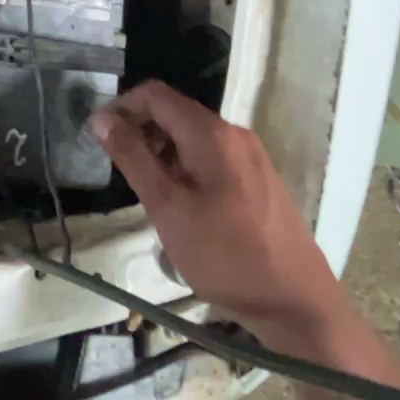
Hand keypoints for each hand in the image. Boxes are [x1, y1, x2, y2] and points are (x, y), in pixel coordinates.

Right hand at [93, 83, 350, 344]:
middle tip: (120, 166)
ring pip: (193, 135)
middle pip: (175, 112)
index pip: (155, 94)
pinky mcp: (259, 179)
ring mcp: (251, 156)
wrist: (299, 306)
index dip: (122, 106)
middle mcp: (234, 133)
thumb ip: (132, 157)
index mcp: (211, 133)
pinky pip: (212, 155)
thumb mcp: (167, 207)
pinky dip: (186, 164)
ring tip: (147, 188)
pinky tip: (181, 202)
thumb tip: (102, 118)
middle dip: (141, 129)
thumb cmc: (226, 255)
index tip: (101, 135)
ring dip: (162, 149)